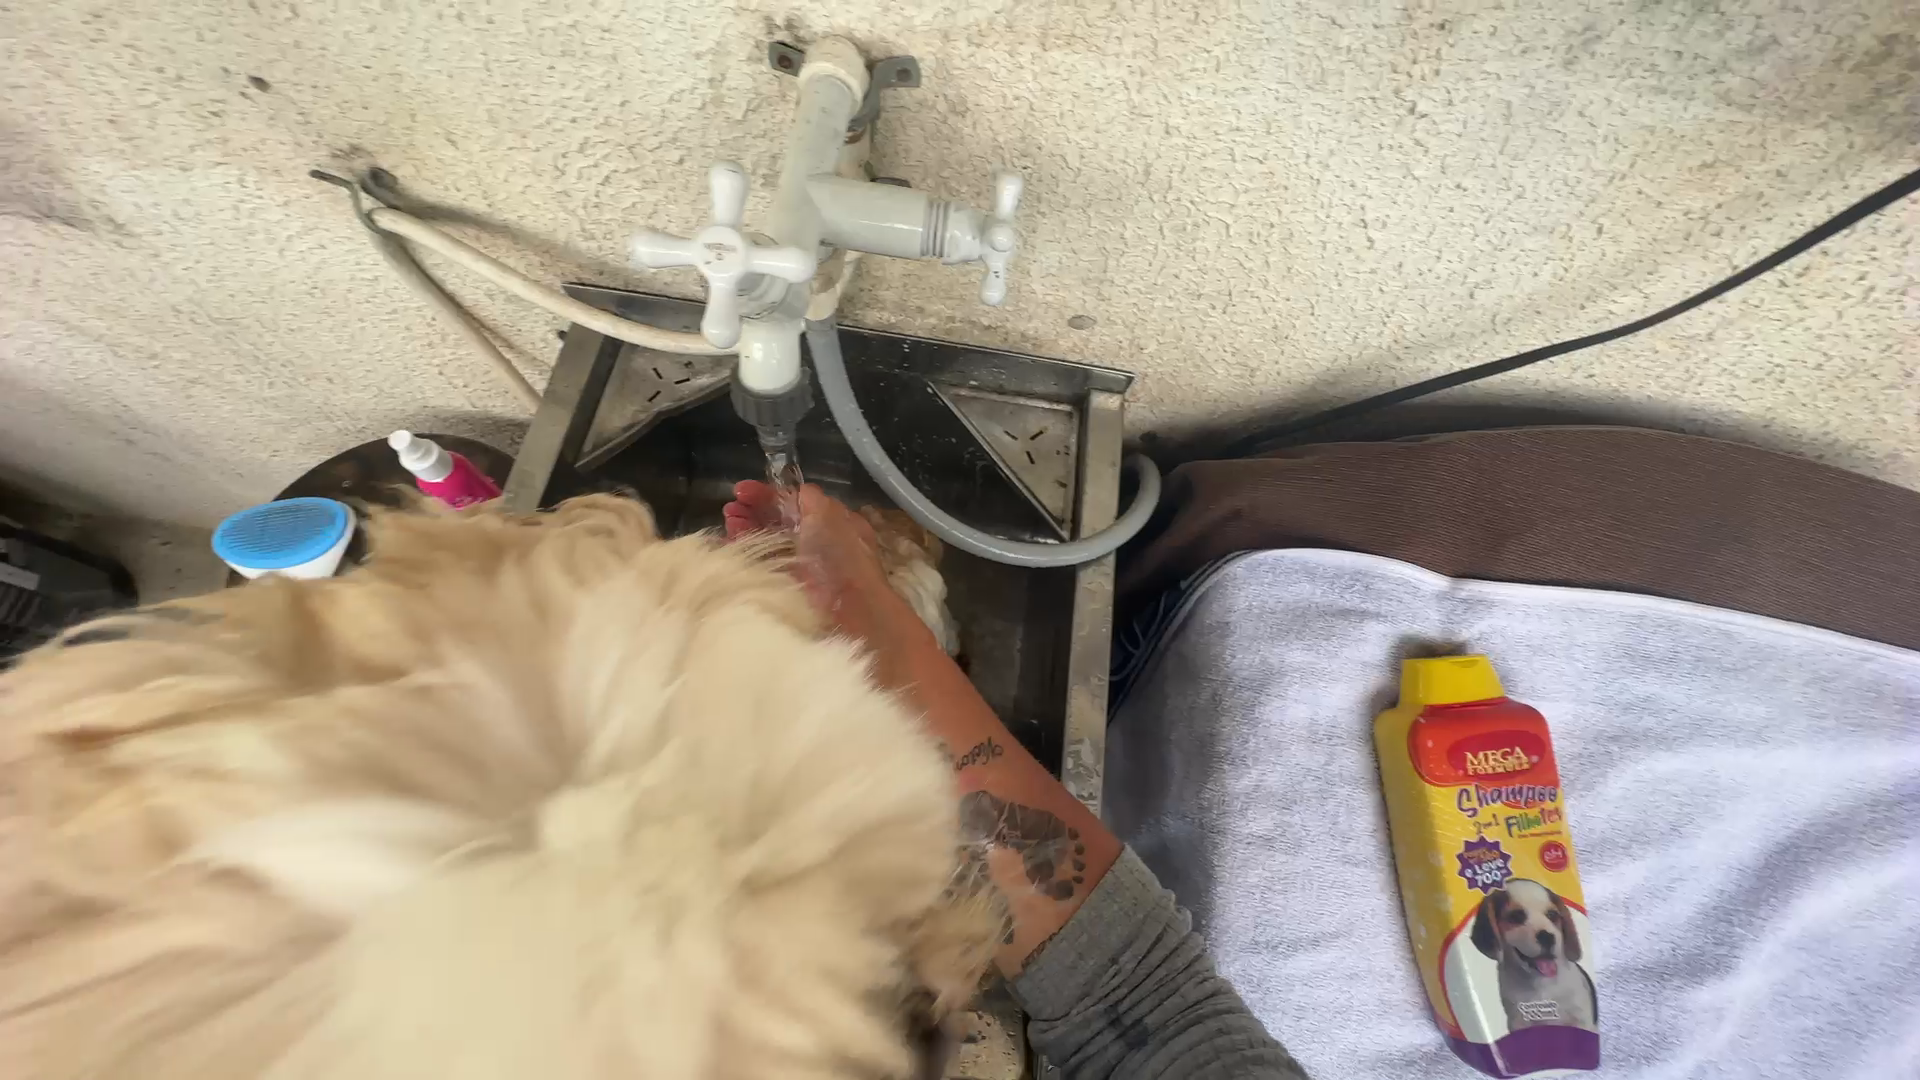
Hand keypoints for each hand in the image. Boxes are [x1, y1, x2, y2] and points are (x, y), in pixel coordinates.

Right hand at [723, 482, 927, 666]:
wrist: (846, 608)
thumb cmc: (840, 555)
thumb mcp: (828, 513)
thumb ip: (810, 498)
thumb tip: (795, 491)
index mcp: (833, 523)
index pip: (797, 503)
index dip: (770, 494)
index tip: (743, 490)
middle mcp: (816, 543)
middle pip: (779, 521)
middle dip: (754, 510)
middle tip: (731, 507)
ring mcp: (800, 566)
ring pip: (767, 541)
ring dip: (746, 527)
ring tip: (728, 520)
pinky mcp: (786, 587)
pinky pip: (761, 562)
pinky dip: (744, 550)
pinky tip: (728, 540)